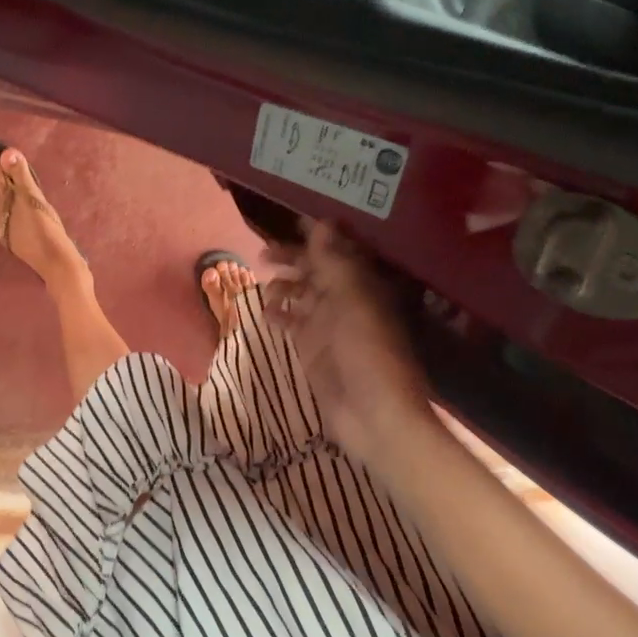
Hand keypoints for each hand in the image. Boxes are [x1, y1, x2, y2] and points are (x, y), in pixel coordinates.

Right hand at [262, 221, 435, 470]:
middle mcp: (346, 299)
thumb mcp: (352, 301)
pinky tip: (264, 311)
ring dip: (284, 285)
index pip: (337, 250)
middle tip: (264, 252)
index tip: (290, 220)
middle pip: (316, 270)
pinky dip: (278, 314)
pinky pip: (292, 323)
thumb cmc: (369, 352)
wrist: (373, 415)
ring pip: (301, 294)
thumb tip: (322, 222)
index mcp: (362, 284)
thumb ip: (334, 262)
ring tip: (263, 282)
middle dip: (293, 258)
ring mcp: (328, 325)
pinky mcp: (312, 349)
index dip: (317, 235)